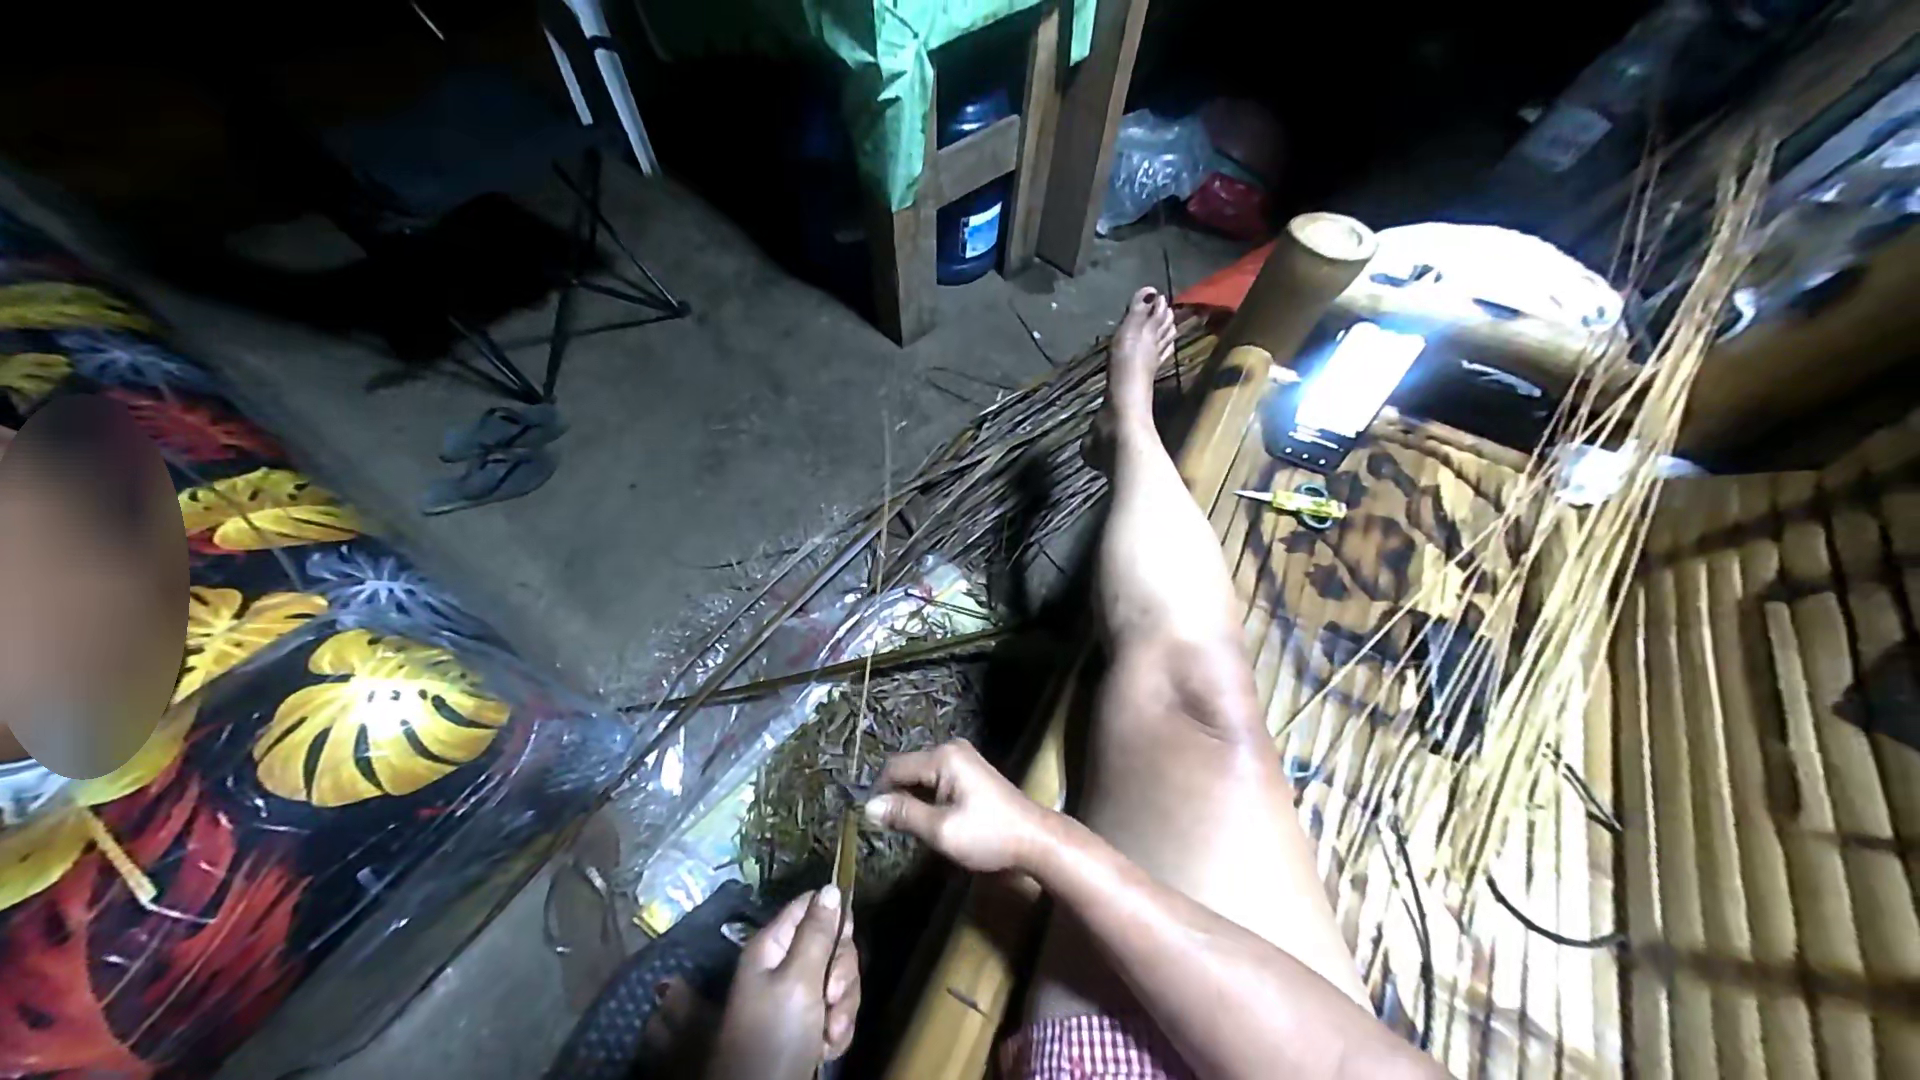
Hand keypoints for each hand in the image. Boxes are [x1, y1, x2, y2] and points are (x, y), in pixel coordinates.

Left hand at [705, 887, 859, 1079]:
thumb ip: (817, 933)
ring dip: (843, 1006)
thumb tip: (831, 888)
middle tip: (832, 996)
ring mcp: (796, 996)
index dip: (833, 916)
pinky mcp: (809, 1024)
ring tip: (829, 1032)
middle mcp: (784, 964)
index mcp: (773, 945)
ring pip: (839, 978)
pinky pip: (837, 1010)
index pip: (810, 905)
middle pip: (831, 942)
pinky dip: (838, 1028)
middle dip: (842, 972)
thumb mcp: (798, 980)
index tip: (844, 940)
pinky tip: (828, 1046)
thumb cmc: (774, 1036)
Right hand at [863, 739, 1052, 874]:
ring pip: (921, 775)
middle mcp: (951, 749)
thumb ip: (904, 815)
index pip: (894, 768)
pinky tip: (931, 820)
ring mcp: (962, 758)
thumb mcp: (941, 830)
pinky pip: (936, 779)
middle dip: (897, 796)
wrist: (1034, 838)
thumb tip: (868, 807)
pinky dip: (928, 797)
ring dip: (913, 799)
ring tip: (911, 828)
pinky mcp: (969, 770)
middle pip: (908, 769)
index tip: (872, 822)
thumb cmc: (989, 835)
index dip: (880, 794)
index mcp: (943, 757)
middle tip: (892, 830)